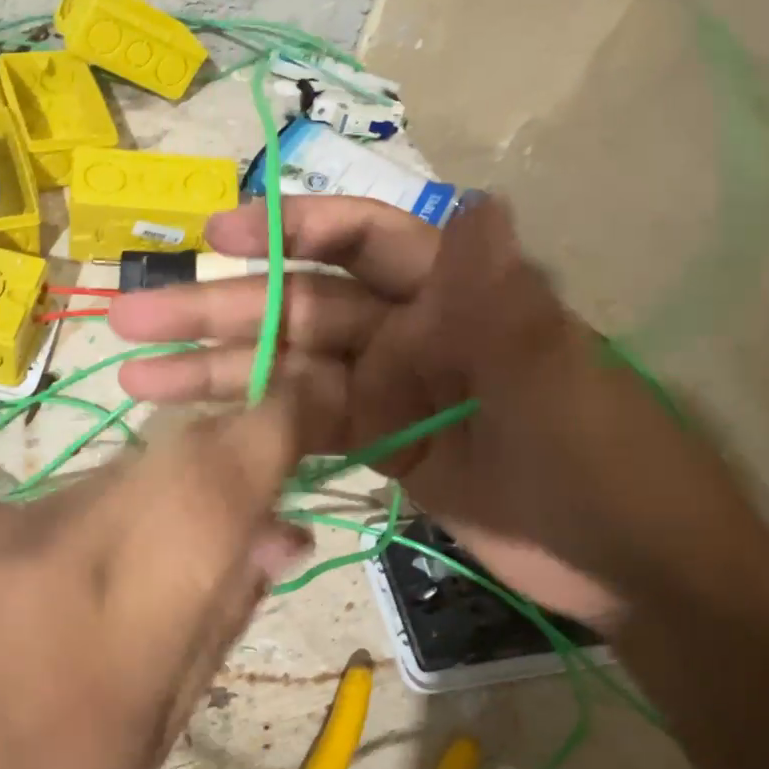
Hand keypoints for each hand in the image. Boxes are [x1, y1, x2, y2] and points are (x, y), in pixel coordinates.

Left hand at [0, 402, 309, 768]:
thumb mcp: (139, 745)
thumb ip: (213, 627)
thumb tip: (279, 537)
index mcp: (113, 617)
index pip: (215, 479)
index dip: (274, 425)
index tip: (313, 405)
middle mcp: (52, 537)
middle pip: (169, 456)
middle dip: (225, 464)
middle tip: (257, 515)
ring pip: (116, 475)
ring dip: (159, 503)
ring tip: (154, 581)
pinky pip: (60, 498)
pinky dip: (98, 523)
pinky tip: (74, 590)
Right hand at [109, 196, 754, 626]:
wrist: (633, 570)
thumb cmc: (607, 460)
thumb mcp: (556, 380)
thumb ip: (504, 299)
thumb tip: (481, 199)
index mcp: (452, 292)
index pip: (361, 239)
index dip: (289, 227)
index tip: (216, 235)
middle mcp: (409, 328)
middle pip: (301, 306)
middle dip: (219, 309)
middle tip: (134, 316)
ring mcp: (389, 388)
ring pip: (288, 368)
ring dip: (215, 370)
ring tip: (136, 373)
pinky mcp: (378, 444)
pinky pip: (301, 424)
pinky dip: (252, 423)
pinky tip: (195, 426)